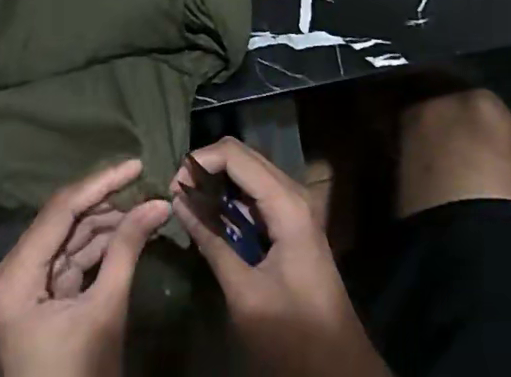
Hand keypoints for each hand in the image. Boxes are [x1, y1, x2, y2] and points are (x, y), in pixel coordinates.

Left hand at [0, 159, 169, 376]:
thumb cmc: (79, 375)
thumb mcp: (105, 308)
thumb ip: (128, 249)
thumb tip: (159, 202)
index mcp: (15, 276)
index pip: (60, 211)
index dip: (100, 183)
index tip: (136, 165)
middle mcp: (12, 272)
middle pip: (63, 219)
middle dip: (106, 202)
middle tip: (146, 185)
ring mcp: (26, 284)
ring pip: (70, 236)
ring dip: (107, 222)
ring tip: (147, 208)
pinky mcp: (41, 296)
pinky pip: (72, 257)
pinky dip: (101, 245)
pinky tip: (131, 231)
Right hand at [172, 139, 391, 376]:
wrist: (338, 365)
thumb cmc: (291, 331)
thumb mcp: (244, 293)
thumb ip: (212, 242)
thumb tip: (179, 203)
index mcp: (286, 203)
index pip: (236, 155)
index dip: (200, 161)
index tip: (172, 188)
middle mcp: (293, 193)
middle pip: (243, 156)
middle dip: (206, 167)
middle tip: (176, 194)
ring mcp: (295, 207)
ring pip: (250, 173)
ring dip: (217, 181)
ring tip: (188, 203)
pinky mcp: (292, 223)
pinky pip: (257, 195)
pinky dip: (231, 199)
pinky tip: (211, 217)